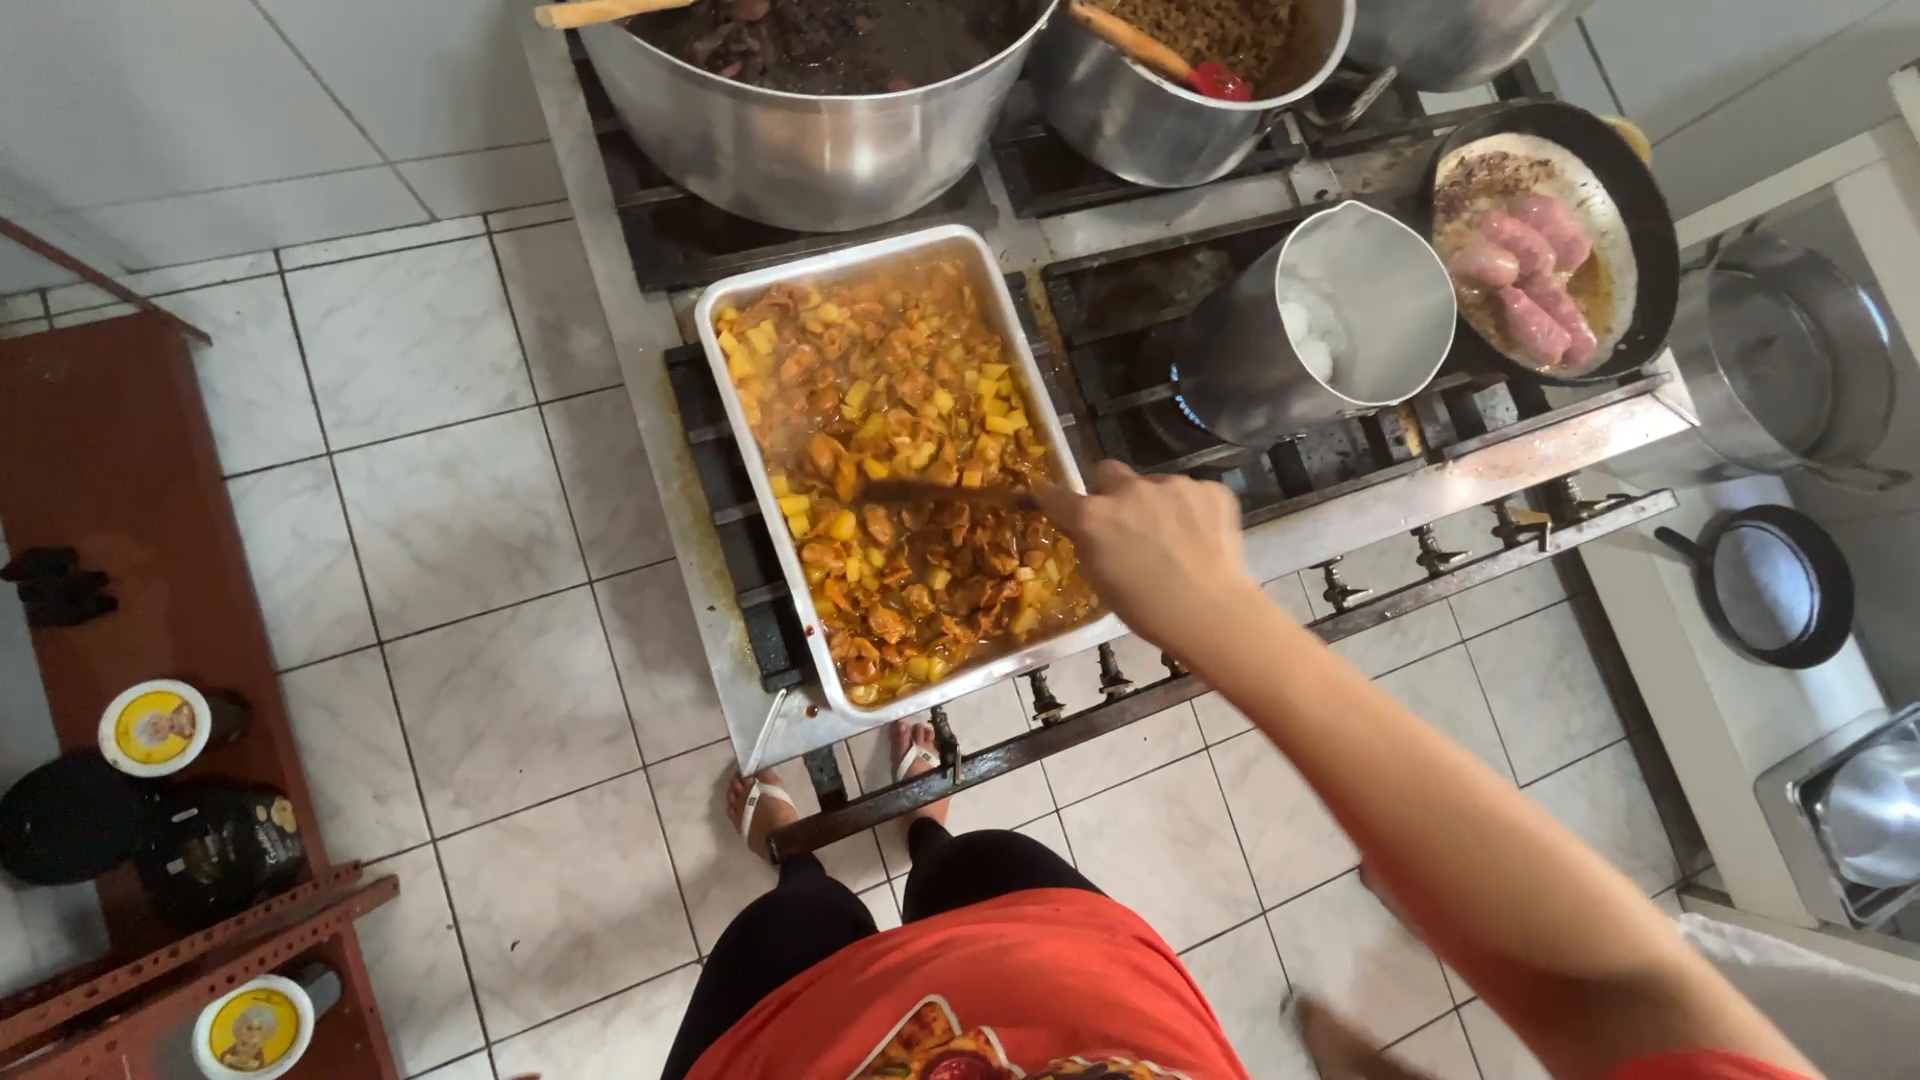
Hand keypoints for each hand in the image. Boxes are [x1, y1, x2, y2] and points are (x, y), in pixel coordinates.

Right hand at [1037, 461, 1260, 653]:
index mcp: (1094, 516)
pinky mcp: (1210, 489)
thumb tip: (1083, 526)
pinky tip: (1198, 538)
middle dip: (1109, 490)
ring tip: (1172, 538)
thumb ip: (1086, 543)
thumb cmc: (1146, 608)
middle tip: (1122, 519)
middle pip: (1108, 472)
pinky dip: (1190, 510)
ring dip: (1154, 503)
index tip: (1047, 496)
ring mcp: (1173, 485)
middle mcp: (1130, 490)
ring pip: (1154, 484)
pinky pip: (1190, 493)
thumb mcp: (1099, 579)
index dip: (1049, 495)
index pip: (1056, 494)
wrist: (1211, 612)